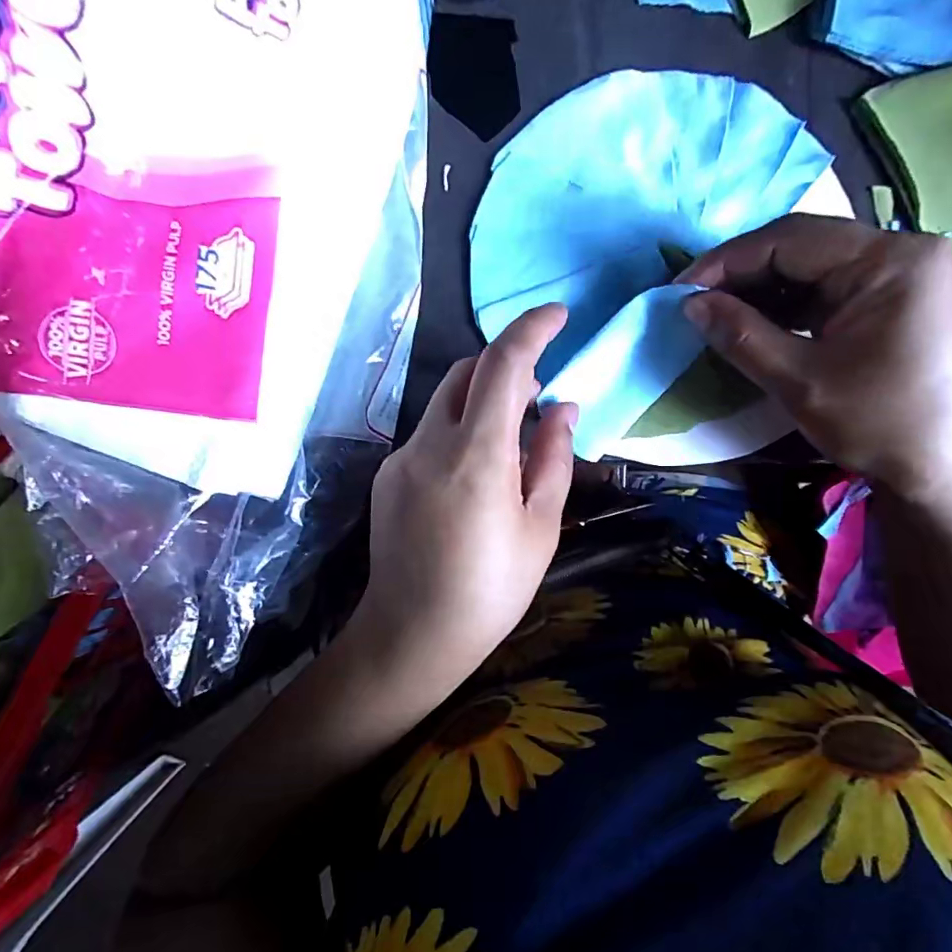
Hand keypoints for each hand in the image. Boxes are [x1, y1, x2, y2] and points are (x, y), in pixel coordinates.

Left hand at [351, 304, 576, 688]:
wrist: (411, 636)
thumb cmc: (492, 590)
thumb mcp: (540, 527)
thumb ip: (553, 458)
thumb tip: (563, 408)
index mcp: (478, 455)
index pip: (504, 365)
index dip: (532, 329)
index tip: (559, 315)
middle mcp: (431, 443)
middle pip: (467, 372)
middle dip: (507, 365)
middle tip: (539, 394)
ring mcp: (401, 458)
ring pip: (445, 400)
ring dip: (482, 398)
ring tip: (512, 435)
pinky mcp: (387, 476)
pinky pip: (429, 433)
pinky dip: (459, 429)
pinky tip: (475, 474)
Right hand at [675, 214, 951, 499]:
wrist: (951, 476)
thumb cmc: (881, 424)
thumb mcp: (801, 380)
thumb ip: (741, 335)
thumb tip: (690, 303)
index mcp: (890, 258)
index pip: (791, 238)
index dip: (728, 261)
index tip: (681, 289)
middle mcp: (906, 251)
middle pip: (807, 247)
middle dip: (746, 273)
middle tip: (696, 302)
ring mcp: (910, 276)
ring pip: (820, 268)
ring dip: (768, 290)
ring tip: (721, 315)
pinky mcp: (905, 303)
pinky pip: (838, 290)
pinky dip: (796, 306)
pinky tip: (763, 325)